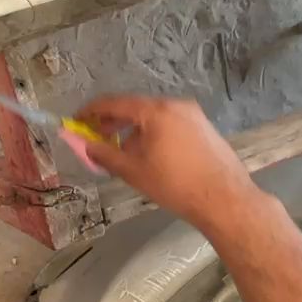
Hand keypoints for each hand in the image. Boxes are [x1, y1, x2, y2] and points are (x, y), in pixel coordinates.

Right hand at [74, 94, 267, 229]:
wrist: (224, 199)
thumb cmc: (174, 185)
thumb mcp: (133, 171)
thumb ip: (104, 154)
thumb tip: (85, 145)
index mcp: (156, 111)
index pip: (115, 103)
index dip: (91, 111)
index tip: (76, 120)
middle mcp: (175, 105)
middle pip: (134, 108)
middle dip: (112, 122)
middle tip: (95, 138)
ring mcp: (192, 115)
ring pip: (152, 117)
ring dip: (131, 130)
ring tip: (121, 152)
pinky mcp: (203, 127)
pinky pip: (168, 123)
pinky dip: (151, 134)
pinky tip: (147, 155)